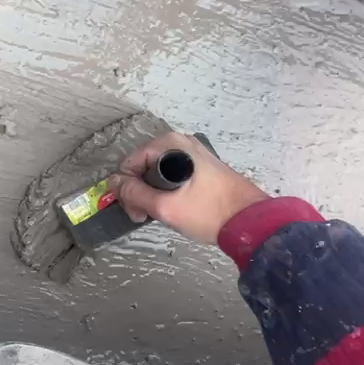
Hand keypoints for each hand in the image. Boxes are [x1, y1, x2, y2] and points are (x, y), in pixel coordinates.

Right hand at [113, 131, 268, 246]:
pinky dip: (166, 190)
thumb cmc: (208, 212)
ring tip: (161, 214)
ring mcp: (192, 152)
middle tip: (145, 216)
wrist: (252, 221)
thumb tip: (112, 183)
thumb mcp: (164, 206)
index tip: (137, 213)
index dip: (127, 190)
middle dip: (138, 193)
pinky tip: (175, 207)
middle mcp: (179, 142)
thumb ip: (133, 193)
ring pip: (155, 173)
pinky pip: (170, 174)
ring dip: (151, 194)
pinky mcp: (200, 164)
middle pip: (141, 167)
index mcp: (169, 145)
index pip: (129, 165)